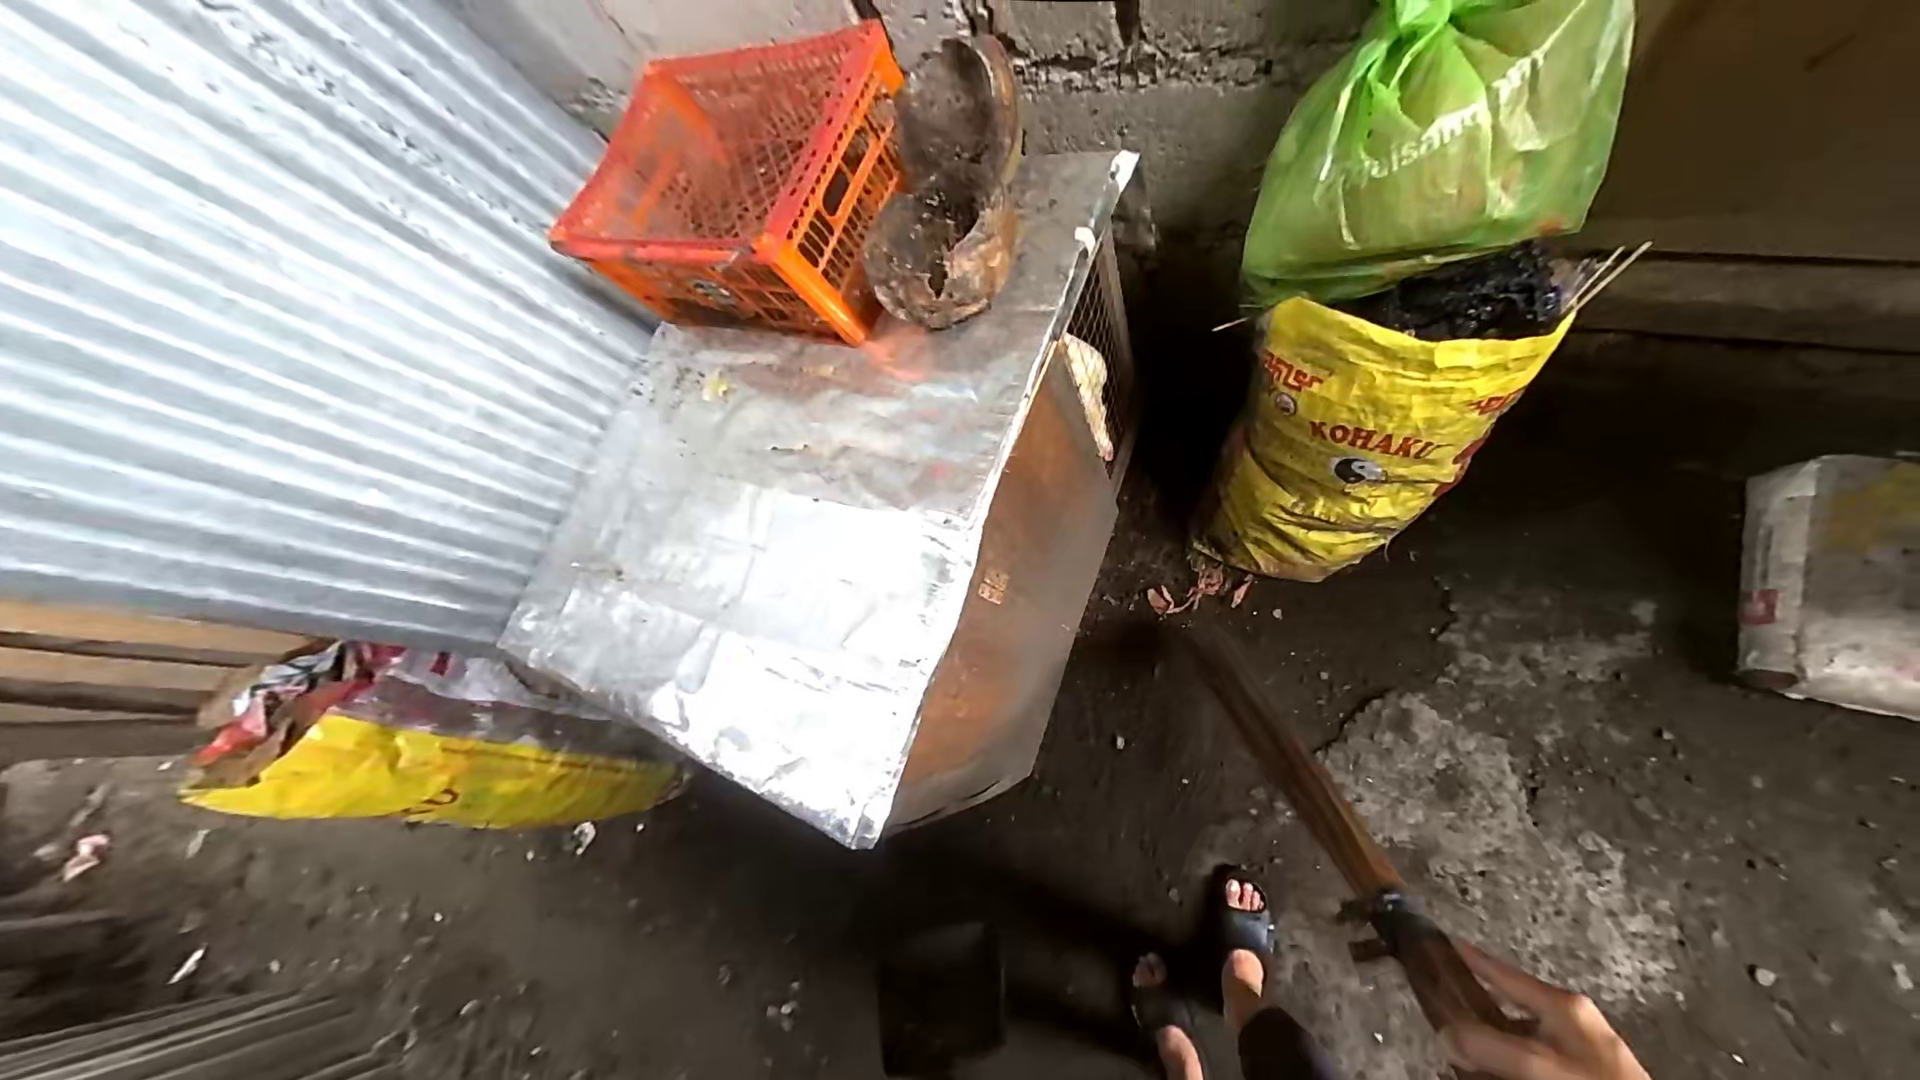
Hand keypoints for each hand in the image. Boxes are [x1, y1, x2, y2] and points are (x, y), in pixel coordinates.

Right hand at [1441, 943, 1650, 1079]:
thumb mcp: (1537, 1064)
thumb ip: (1485, 1044)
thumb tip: (1443, 1036)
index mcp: (1563, 1004)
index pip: (1500, 969)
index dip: (1466, 954)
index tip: (1435, 938)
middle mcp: (1574, 1018)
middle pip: (1511, 1003)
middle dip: (1476, 1006)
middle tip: (1444, 1007)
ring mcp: (1587, 1049)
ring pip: (1524, 1033)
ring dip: (1496, 1038)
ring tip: (1468, 1048)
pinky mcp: (1592, 1072)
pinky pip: (1541, 1056)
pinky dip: (1516, 1060)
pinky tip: (1501, 1070)